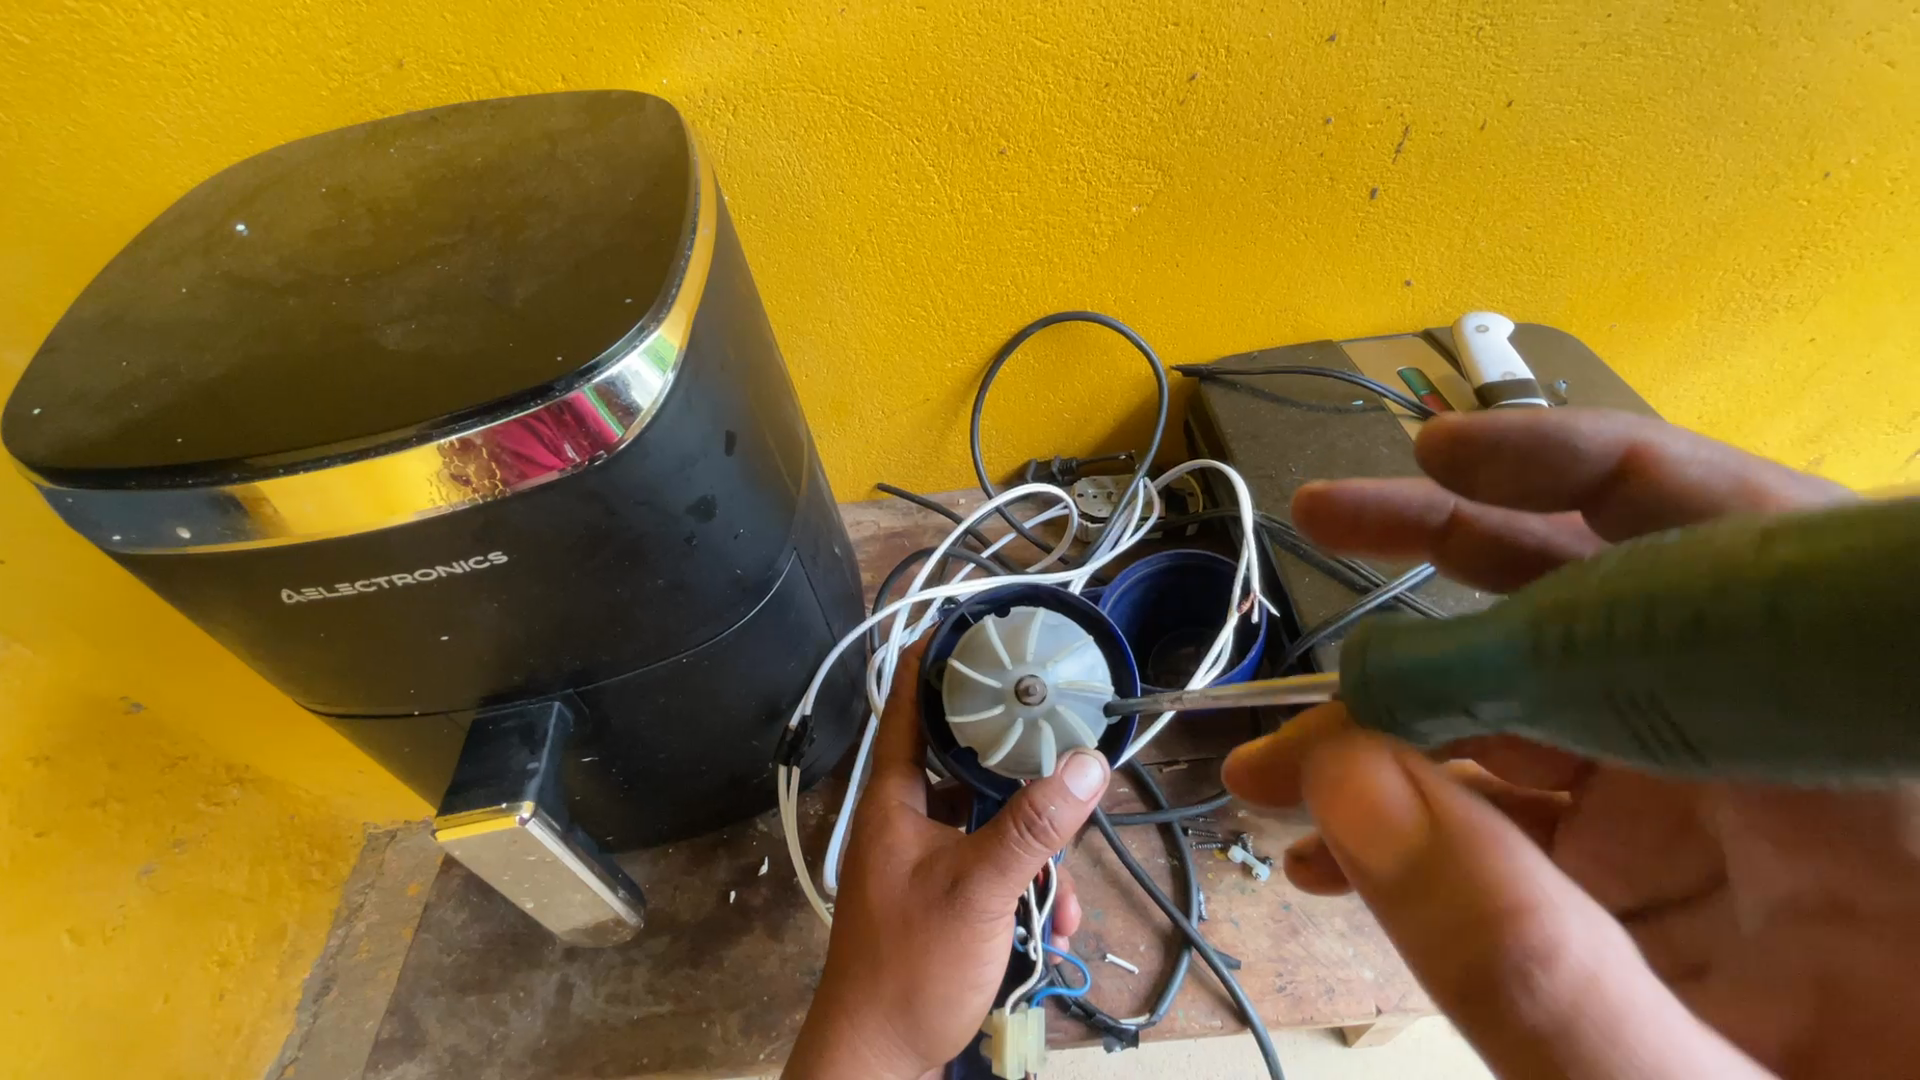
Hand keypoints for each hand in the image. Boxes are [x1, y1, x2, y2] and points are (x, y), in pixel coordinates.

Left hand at [785, 640, 1112, 1079]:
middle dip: (1015, 757)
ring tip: (1063, 876)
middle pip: (963, 755)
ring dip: (1033, 841)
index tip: (972, 623)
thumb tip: (1087, 762)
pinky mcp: (945, 888)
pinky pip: (992, 861)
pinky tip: (1055, 919)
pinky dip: (1026, 882)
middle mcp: (907, 814)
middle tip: (1058, 731)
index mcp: (893, 795)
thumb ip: (1032, 827)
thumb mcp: (979, 890)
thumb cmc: (911, 966)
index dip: (933, 657)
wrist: (878, 1061)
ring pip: (987, 815)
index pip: (908, 703)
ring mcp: (925, 853)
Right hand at [1225, 408, 1919, 1078]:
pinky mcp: (1654, 888)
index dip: (1582, 473)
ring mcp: (1714, 835)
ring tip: (1266, 772)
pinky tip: (1327, 862)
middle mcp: (1791, 776)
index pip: (1741, 554)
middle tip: (1318, 521)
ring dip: (1384, 731)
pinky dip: (1412, 822)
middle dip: (1441, 563)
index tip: (1435, 453)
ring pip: (1528, 715)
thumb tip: (1342, 782)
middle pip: (1606, 608)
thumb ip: (1535, 963)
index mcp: (1870, 785)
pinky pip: (1514, 814)